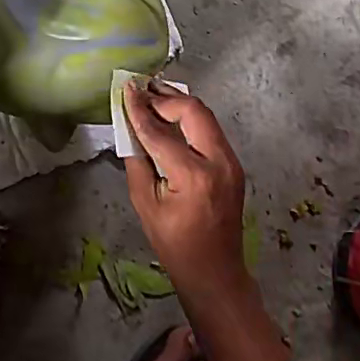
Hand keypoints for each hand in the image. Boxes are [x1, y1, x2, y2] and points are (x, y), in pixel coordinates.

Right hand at [122, 82, 248, 296]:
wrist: (215, 271)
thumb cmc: (174, 244)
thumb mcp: (145, 203)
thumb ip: (138, 160)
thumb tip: (130, 126)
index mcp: (193, 176)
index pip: (160, 132)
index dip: (139, 109)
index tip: (125, 89)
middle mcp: (219, 162)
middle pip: (193, 111)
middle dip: (165, 97)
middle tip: (141, 89)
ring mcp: (231, 162)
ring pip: (205, 116)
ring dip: (178, 103)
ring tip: (153, 94)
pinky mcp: (233, 164)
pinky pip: (210, 130)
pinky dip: (189, 118)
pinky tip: (170, 116)